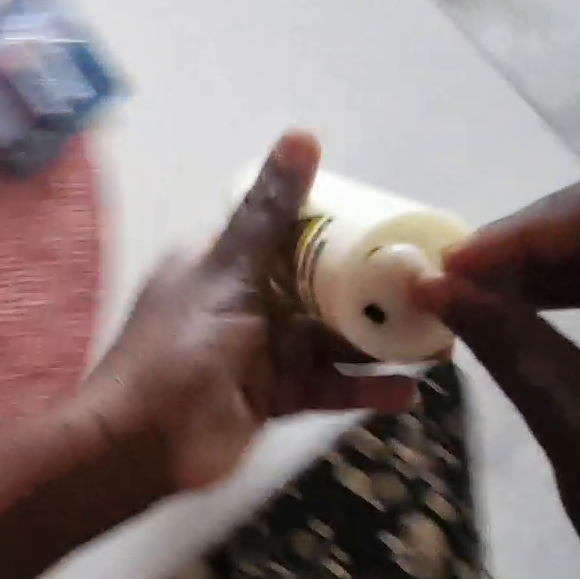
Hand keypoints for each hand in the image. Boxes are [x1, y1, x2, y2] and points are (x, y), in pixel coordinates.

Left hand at [82, 132, 416, 491]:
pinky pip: (326, 384)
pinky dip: (361, 388)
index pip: (290, 231)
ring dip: (377, 340)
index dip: (341, 228)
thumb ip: (268, 214)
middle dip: (373, 289)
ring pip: (329, 336)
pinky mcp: (273, 394)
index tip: (398, 229)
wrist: (141, 444)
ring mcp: (260, 348)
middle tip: (435, 288)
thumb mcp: (227, 275)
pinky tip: (407, 391)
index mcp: (223, 260)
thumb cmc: (179, 351)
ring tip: (438, 341)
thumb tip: (302, 134)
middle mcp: (245, 298)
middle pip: (320, 285)